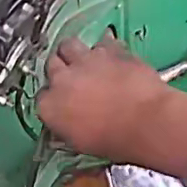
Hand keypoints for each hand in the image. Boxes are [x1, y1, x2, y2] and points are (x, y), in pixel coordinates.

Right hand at [36, 36, 179, 163]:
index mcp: (49, 106)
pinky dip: (104, 49)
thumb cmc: (111, 140)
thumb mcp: (79, 143)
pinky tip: (111, 59)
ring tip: (85, 63)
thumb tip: (66, 126)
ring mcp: (85, 60)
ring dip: (73, 52)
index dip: (53, 99)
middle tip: (72, 80)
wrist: (144, 121)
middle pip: (51, 64)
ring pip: (68, 45)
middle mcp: (61, 79)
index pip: (42, 97)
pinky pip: (101, 42)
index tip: (62, 104)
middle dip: (59, 70)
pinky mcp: (110, 49)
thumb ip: (66, 128)